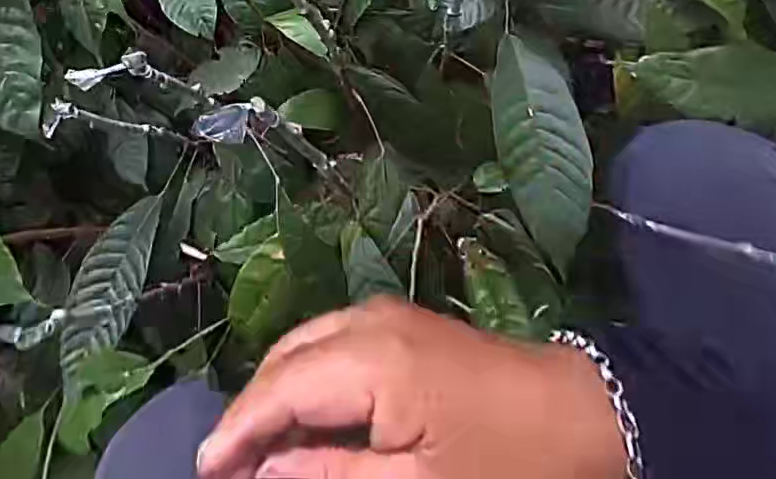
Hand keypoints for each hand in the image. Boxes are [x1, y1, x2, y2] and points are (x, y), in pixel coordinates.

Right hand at [195, 297, 625, 478]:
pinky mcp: (396, 320)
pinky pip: (331, 341)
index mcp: (371, 357)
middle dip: (254, 407)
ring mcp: (382, 313)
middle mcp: (367, 319)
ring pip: (306, 343)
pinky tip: (306, 413)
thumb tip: (267, 469)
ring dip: (279, 389)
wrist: (570, 408)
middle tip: (228, 463)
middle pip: (288, 356)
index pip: (283, 386)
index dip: (240, 426)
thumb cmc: (500, 460)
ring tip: (259, 444)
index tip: (205, 465)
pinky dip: (308, 375)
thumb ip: (335, 475)